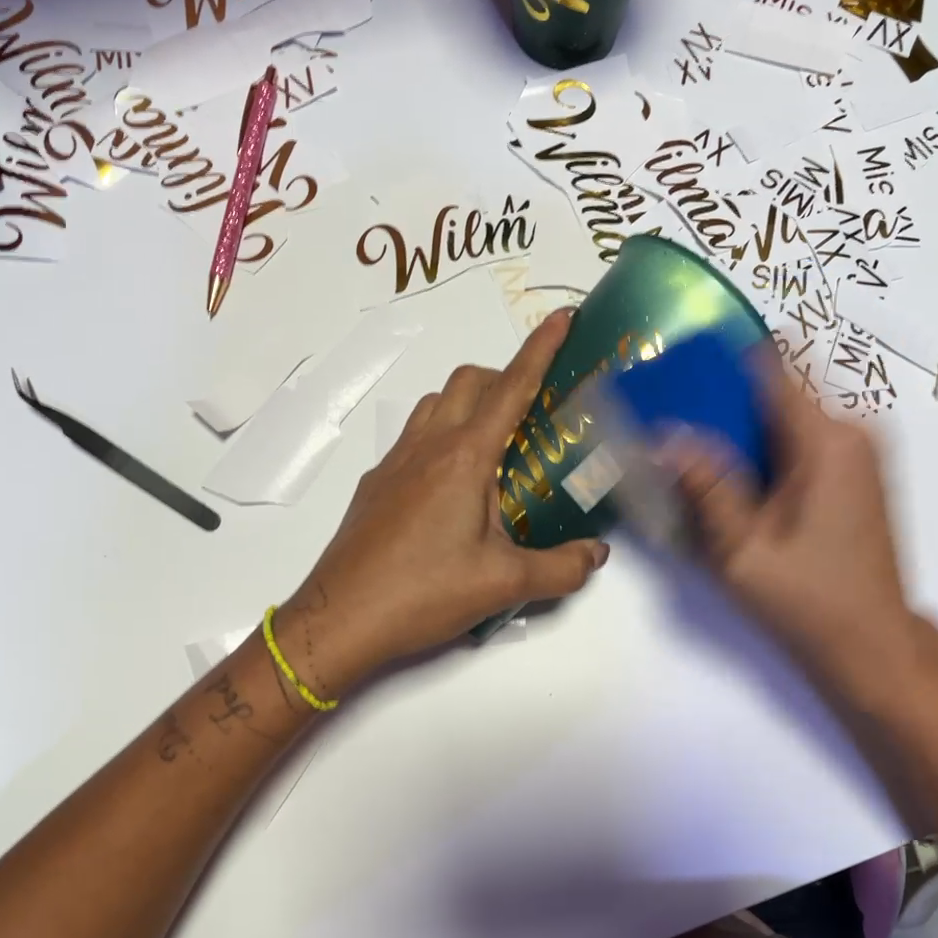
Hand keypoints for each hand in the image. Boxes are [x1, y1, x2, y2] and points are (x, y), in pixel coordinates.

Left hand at [275, 308, 609, 697]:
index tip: (564, 316)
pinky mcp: (375, 485)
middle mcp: (428, 446)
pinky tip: (453, 489)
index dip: (542, 349)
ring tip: (495, 447)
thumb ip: (561, 568)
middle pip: (468, 381)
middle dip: (505, 376)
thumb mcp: (503, 585)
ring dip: (468, 404)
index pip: (512, 387)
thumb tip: (598, 554)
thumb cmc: (423, 594)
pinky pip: (413, 438)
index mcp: (465, 458)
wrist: (340, 621)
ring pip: (434, 403)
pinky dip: (441, 436)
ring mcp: (395, 463)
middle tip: (534, 412)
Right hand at [665, 360, 916, 677]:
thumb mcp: (744, 551)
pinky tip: (739, 486)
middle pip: (776, 387)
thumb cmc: (809, 600)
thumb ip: (706, 488)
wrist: (875, 645)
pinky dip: (767, 447)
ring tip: (700, 462)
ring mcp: (859, 449)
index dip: (721, 363)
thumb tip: (662, 435)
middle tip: (678, 433)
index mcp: (827, 440)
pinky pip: (803, 436)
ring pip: (787, 412)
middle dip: (725, 402)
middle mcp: (851, 430)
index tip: (679, 380)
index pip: (770, 365)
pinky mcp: (857, 470)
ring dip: (743, 428)